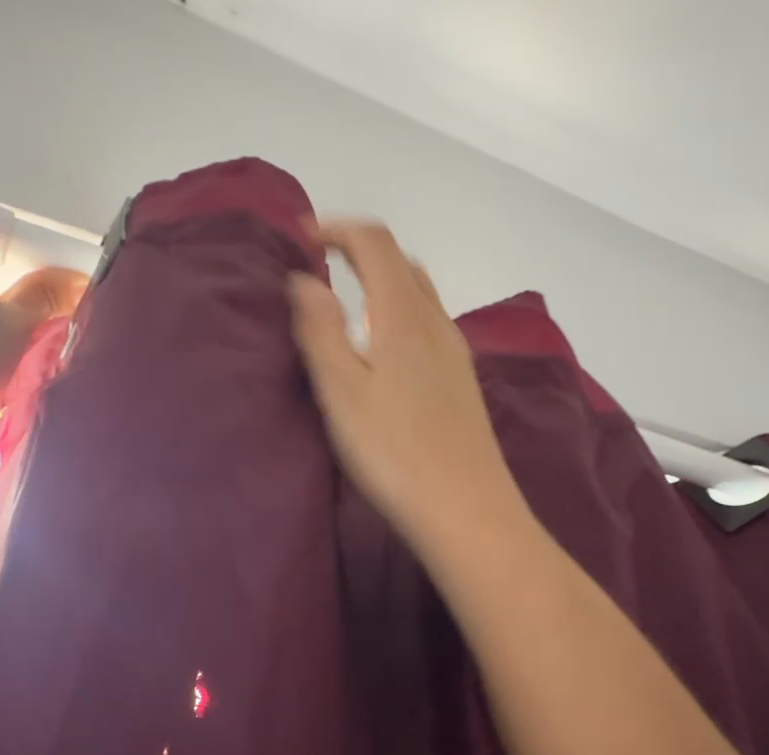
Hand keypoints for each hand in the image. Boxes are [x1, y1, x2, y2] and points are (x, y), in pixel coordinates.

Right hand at [289, 220, 530, 552]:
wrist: (466, 511)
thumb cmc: (395, 453)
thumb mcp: (342, 392)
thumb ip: (320, 330)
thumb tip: (304, 279)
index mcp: (404, 316)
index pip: (375, 243)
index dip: (338, 228)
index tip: (303, 235)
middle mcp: (437, 324)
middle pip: (402, 264)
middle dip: (362, 251)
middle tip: (324, 264)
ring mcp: (456, 356)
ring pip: (420, 297)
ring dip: (384, 284)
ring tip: (349, 306)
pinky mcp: (463, 386)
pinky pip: (429, 327)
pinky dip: (400, 316)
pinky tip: (384, 354)